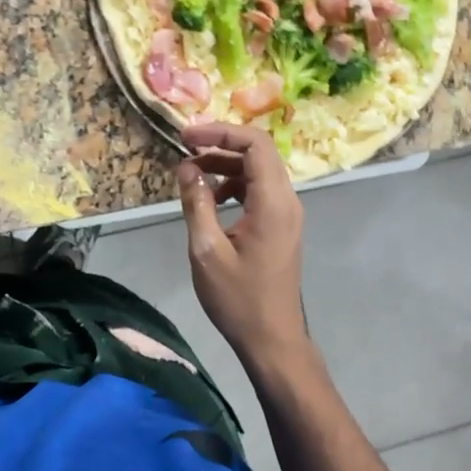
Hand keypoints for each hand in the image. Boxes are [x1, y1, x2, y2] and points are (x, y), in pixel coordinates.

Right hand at [176, 123, 308, 359]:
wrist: (272, 339)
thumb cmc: (238, 298)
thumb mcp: (207, 250)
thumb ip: (197, 203)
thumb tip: (186, 167)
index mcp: (273, 203)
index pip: (255, 144)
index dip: (220, 132)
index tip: (185, 137)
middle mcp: (287, 201)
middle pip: (258, 152)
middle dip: (220, 144)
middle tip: (184, 149)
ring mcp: (287, 214)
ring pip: (258, 170)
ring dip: (225, 165)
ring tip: (191, 174)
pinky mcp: (280, 226)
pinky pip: (259, 190)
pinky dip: (233, 184)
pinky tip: (211, 200)